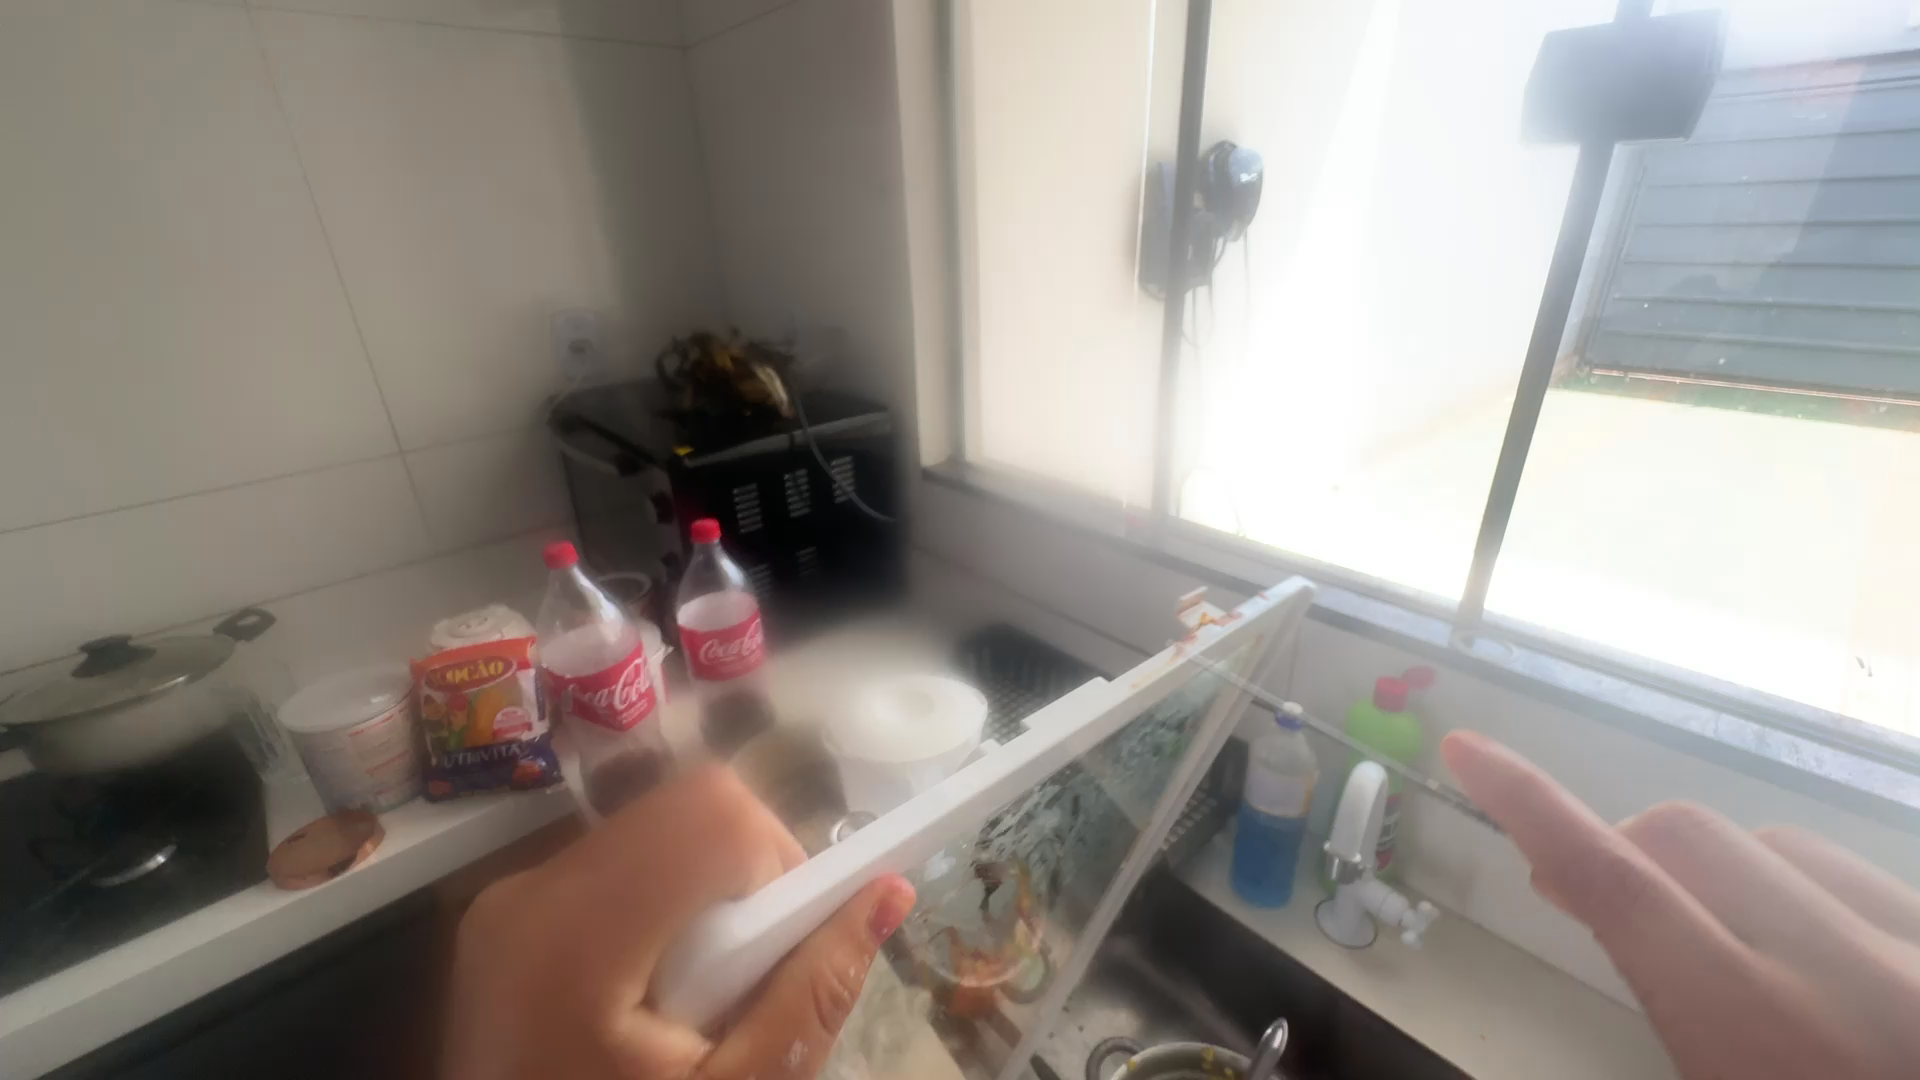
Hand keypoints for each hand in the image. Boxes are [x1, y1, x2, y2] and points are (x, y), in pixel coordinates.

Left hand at [442, 765, 915, 1079]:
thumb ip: (814, 992)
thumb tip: (893, 889)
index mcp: (575, 942)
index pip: (715, 815)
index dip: (774, 862)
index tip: (778, 945)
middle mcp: (532, 891)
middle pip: (695, 805)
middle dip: (751, 867)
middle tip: (749, 965)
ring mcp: (514, 892)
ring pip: (667, 818)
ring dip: (716, 875)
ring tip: (700, 979)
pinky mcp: (514, 900)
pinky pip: (630, 846)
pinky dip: (673, 884)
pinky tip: (655, 973)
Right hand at [1441, 731, 1919, 1079]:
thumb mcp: (1719, 1071)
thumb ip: (1662, 1000)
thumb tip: (1590, 898)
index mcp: (1764, 1033)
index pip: (1612, 879)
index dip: (1525, 802)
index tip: (1465, 748)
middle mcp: (1863, 983)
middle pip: (1688, 835)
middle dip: (1623, 847)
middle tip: (1595, 898)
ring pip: (1788, 850)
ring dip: (1726, 873)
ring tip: (1732, 940)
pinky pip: (1883, 888)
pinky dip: (1823, 901)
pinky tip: (1842, 968)